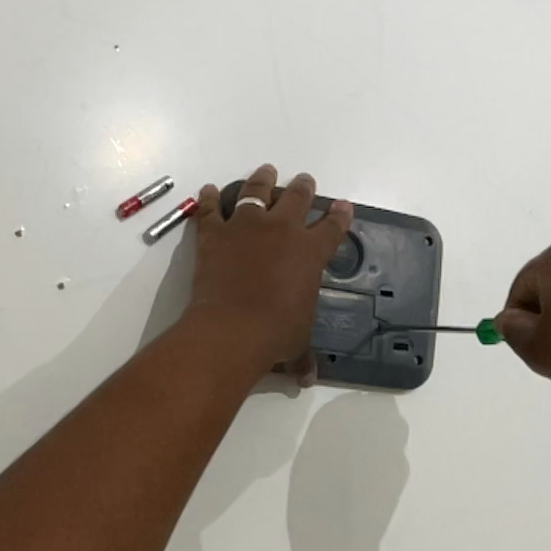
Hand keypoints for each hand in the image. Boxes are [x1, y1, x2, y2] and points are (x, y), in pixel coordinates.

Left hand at [185, 164, 353, 372]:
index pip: (332, 228)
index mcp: (310, 253)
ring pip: (256, 191)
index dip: (340, 216)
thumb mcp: (296, 345)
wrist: (231, 328)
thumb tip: (306, 379)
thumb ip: (302, 357)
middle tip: (304, 181)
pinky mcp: (214, 233)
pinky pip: (210, 209)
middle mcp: (282, 230)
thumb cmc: (274, 335)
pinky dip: (208, 199)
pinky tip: (207, 191)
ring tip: (266, 171)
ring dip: (262, 180)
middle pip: (296, 198)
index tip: (343, 206)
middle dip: (303, 187)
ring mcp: (246, 227)